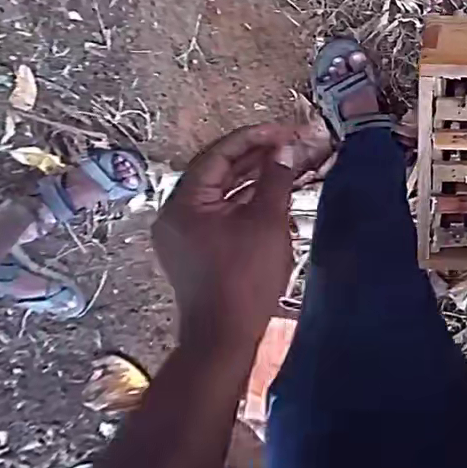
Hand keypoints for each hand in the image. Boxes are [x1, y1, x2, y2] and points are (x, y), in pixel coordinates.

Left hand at [152, 121, 323, 351]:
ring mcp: (185, 232)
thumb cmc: (245, 277)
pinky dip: (247, 200)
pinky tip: (273, 190)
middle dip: (256, 156)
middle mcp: (176, 212)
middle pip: (219, 171)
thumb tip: (284, 150)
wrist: (225, 336)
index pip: (219, 155)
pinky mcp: (197, 247)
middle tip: (290, 144)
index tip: (285, 131)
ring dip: (254, 177)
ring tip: (287, 162)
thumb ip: (275, 179)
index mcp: (184, 202)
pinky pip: (223, 211)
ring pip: (222, 191)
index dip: (254, 138)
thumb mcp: (266, 221)